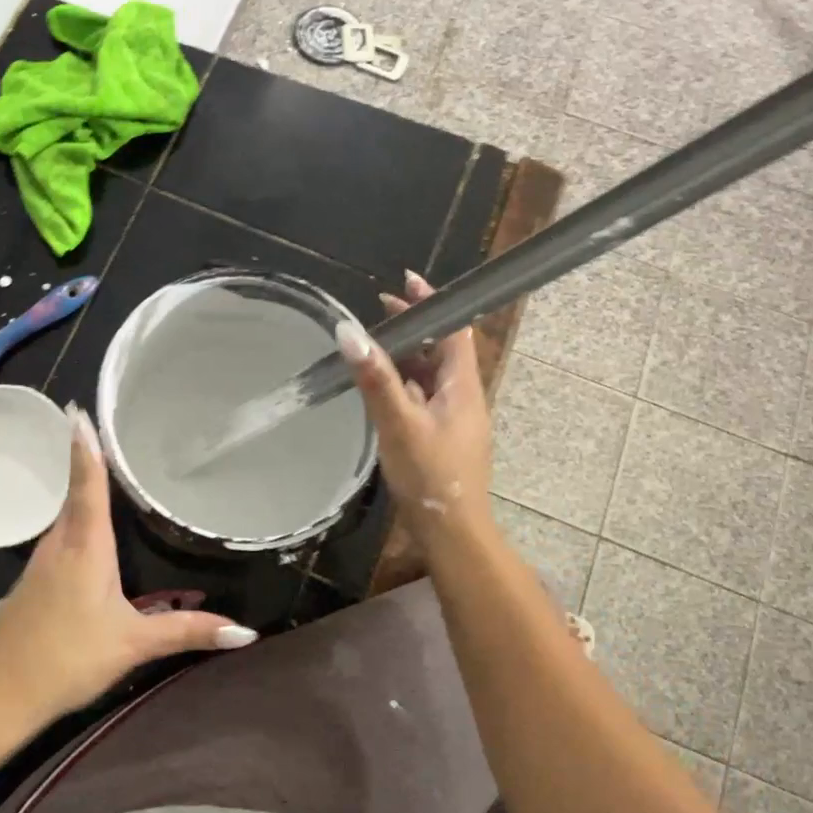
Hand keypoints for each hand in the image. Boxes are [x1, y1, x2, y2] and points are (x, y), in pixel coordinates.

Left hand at [0, 404, 256, 723]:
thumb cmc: (66, 658)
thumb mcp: (133, 645)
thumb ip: (186, 632)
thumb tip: (246, 631)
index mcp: (84, 544)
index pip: (88, 482)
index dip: (87, 445)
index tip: (80, 408)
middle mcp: (60, 542)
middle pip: (78, 492)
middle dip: (93, 460)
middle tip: (120, 432)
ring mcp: (43, 561)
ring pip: (69, 516)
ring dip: (87, 491)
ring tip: (116, 472)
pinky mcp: (35, 581)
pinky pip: (64, 537)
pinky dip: (80, 522)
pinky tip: (97, 533)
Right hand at [337, 271, 495, 536]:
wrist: (452, 532)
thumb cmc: (430, 474)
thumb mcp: (398, 422)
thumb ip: (375, 378)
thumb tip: (349, 330)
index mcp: (462, 386)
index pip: (454, 329)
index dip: (432, 301)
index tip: (405, 280)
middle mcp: (463, 397)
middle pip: (441, 349)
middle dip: (414, 324)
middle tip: (380, 308)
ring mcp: (454, 420)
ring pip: (430, 375)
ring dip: (406, 354)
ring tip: (372, 343)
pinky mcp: (441, 438)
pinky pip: (423, 397)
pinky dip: (403, 383)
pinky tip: (379, 389)